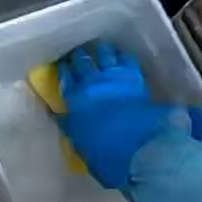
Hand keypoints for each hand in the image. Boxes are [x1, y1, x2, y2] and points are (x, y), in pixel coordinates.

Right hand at [57, 41, 201, 189]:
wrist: (141, 148)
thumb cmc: (104, 153)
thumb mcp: (78, 142)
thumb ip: (70, 125)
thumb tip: (60, 115)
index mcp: (75, 99)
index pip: (65, 78)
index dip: (62, 71)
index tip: (61, 66)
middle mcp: (93, 83)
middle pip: (83, 62)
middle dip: (79, 57)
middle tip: (77, 53)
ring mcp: (117, 78)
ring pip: (106, 55)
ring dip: (101, 51)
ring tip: (100, 48)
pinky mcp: (138, 79)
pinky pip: (127, 61)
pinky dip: (122, 57)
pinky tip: (122, 56)